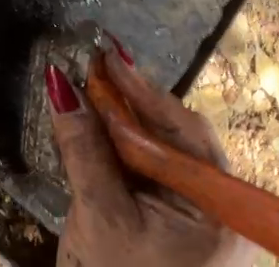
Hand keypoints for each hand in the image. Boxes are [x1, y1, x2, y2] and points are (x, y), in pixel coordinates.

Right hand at [50, 47, 254, 266]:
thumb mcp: (99, 214)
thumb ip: (83, 147)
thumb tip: (58, 81)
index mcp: (218, 212)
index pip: (182, 133)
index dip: (140, 91)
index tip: (105, 55)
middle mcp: (220, 211)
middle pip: (177, 137)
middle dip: (132, 100)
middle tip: (93, 63)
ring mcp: (202, 219)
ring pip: (164, 151)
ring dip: (125, 118)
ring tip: (91, 86)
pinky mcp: (179, 224)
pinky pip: (154, 170)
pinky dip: (125, 145)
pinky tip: (100, 126)